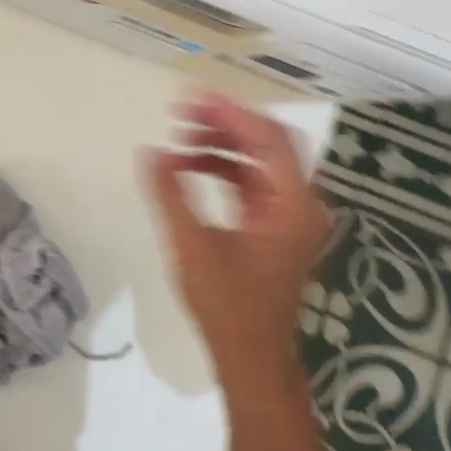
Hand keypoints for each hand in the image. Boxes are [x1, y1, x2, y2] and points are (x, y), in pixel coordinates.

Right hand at [145, 92, 331, 389]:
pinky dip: (222, 167)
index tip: (190, 97)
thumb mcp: (190, 243)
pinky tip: (188, 168)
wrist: (251, 353)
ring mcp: (289, 215)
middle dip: (225, 122)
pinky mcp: (274, 226)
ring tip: (179, 139)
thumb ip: (169, 192)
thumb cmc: (224, 301)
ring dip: (221, 143)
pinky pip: (252, 180)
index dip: (230, 112)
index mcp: (290, 205)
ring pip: (259, 160)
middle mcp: (300, 204)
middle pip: (269, 143)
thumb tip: (150, 149)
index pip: (268, 139)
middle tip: (180, 113)